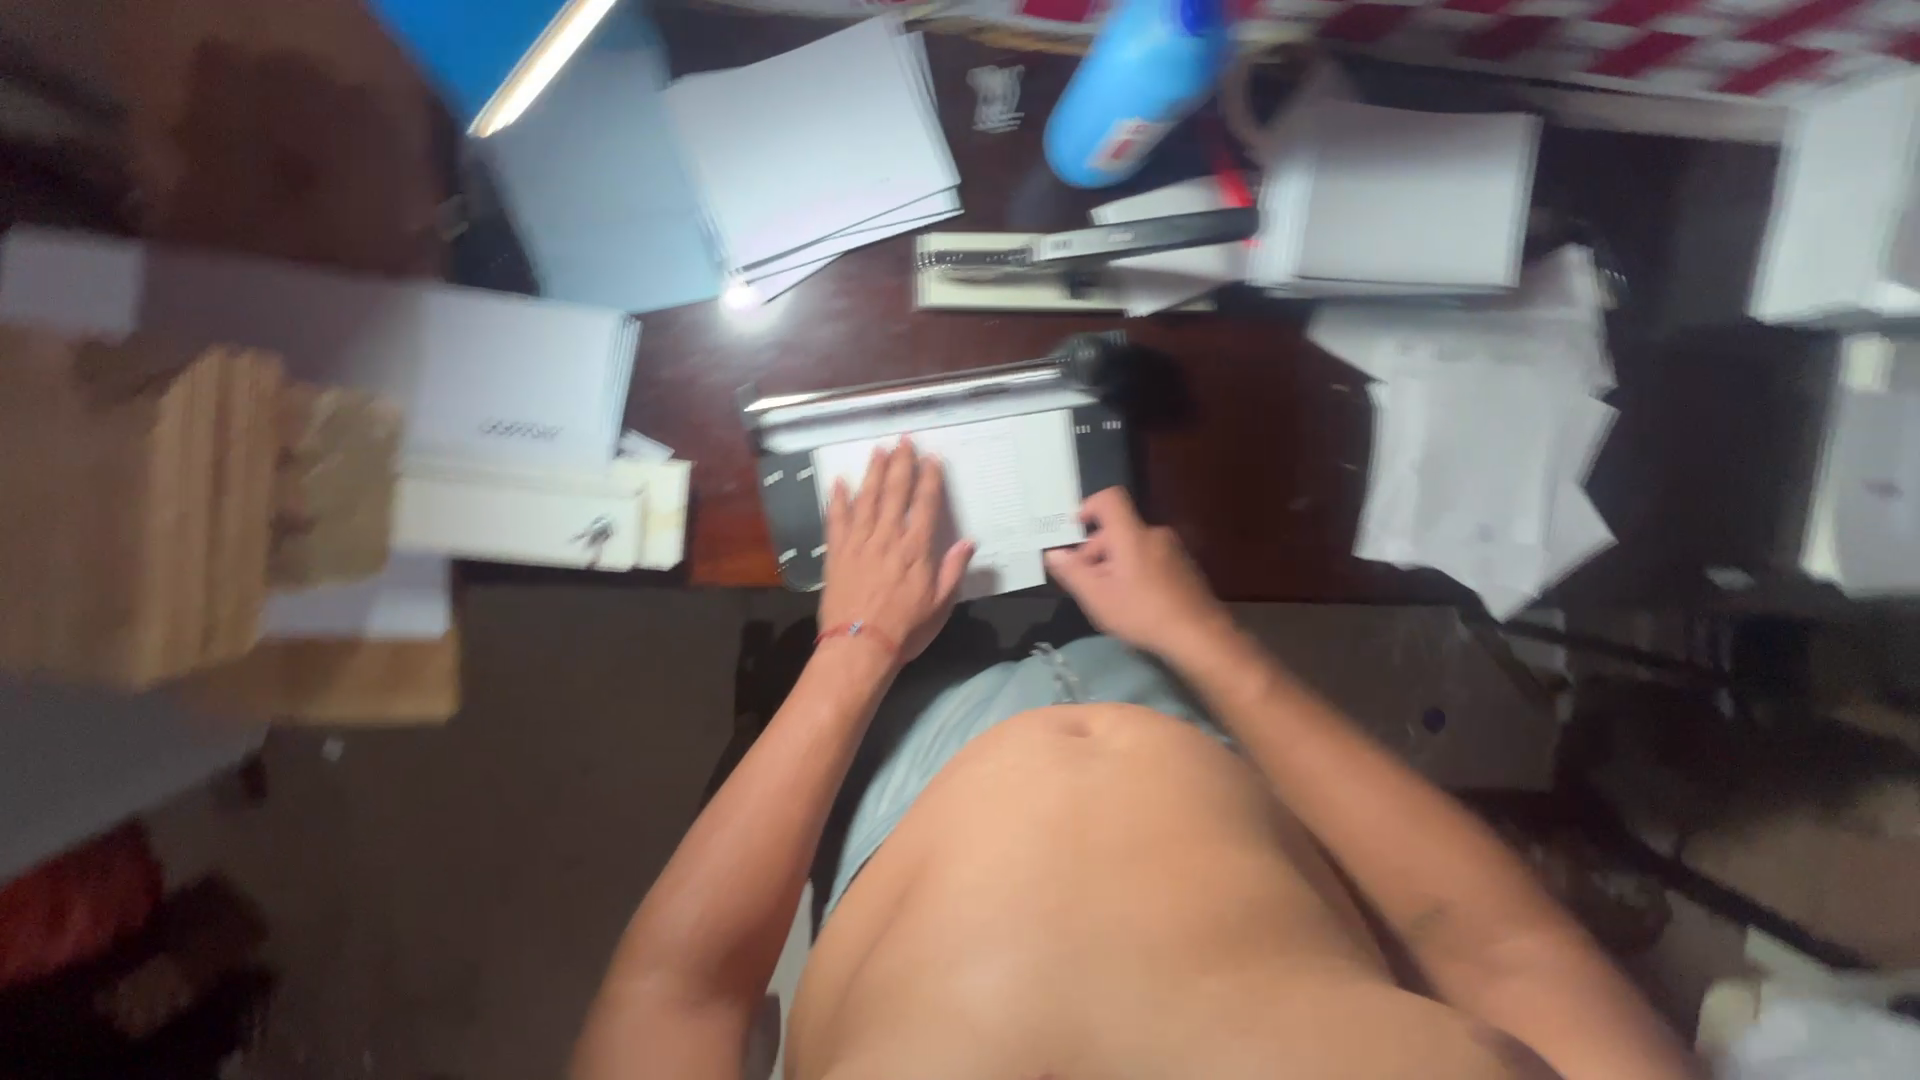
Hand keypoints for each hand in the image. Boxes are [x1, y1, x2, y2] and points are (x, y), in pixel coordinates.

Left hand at [820, 439, 974, 665]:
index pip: (926, 504)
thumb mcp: (941, 604)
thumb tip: (968, 542)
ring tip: (878, 450)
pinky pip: (836, 518)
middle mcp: (887, 537)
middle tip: (904, 439)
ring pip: (866, 498)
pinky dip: (838, 499)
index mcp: (916, 549)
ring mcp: (858, 542)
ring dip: (873, 472)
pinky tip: (839, 482)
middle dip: (901, 463)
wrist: (859, 645)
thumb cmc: (905, 629)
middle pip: (895, 492)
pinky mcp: (836, 552)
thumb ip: (953, 570)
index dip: (930, 478)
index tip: (932, 458)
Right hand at [1043, 487, 1230, 659]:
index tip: (1075, 532)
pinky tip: (1136, 602)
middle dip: (1097, 551)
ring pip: (1134, 546)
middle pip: (1118, 529)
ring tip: (1111, 597)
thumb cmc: (1142, 613)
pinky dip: (1136, 571)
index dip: (1088, 507)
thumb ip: (1072, 571)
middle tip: (1087, 583)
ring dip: (1116, 564)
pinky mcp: (1185, 566)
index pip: (1109, 499)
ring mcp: (1174, 550)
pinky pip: (1151, 558)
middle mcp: (1154, 534)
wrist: (1199, 635)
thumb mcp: (1097, 597)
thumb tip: (1053, 553)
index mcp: (1131, 535)